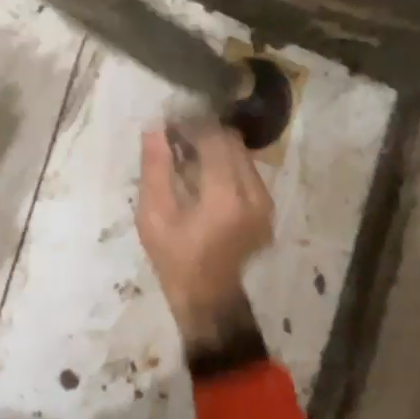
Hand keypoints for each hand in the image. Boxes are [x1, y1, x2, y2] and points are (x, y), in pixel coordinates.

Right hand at [136, 119, 273, 350]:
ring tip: (188, 159)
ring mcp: (265, 203)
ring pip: (242, 156)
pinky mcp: (267, 210)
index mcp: (224, 196)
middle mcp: (253, 194)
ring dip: (216, 149)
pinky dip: (227, 167)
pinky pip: (248, 173)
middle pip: (231, 143)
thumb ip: (155, 168)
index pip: (213, 139)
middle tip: (176, 138)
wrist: (207, 295)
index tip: (169, 123)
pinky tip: (205, 179)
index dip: (191, 124)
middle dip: (204, 134)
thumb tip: (155, 128)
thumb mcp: (153, 214)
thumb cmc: (173, 256)